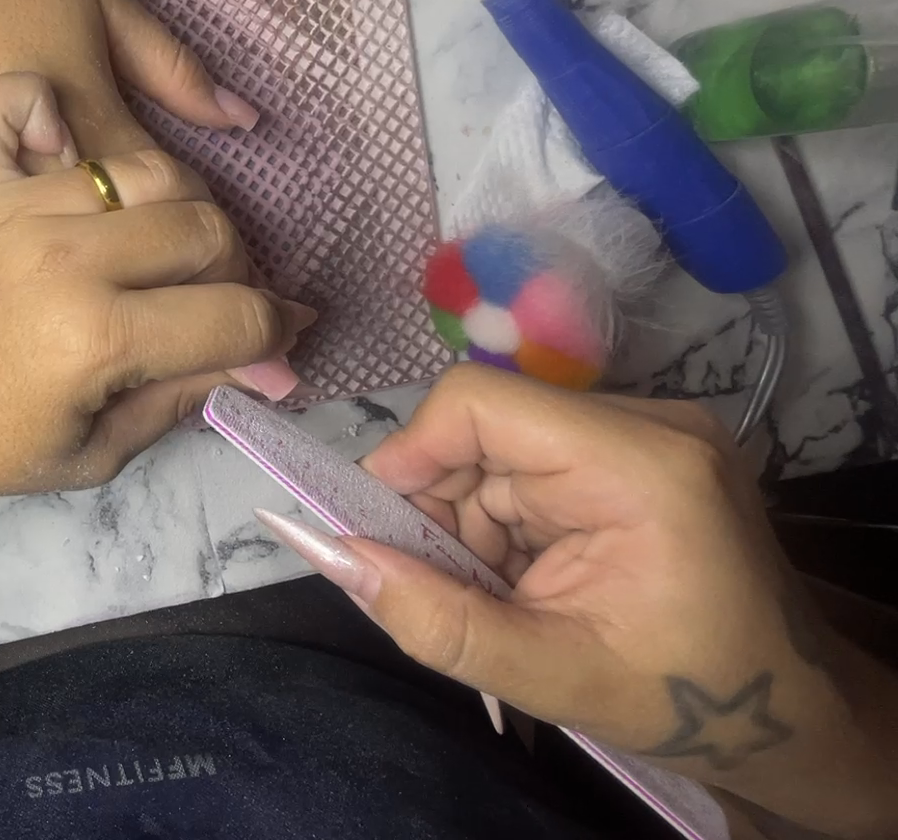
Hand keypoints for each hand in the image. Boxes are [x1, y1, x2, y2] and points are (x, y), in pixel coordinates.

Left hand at [0, 73, 309, 531]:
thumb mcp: (97, 452)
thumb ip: (184, 398)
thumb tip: (264, 358)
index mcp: (96, 338)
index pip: (236, 315)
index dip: (273, 334)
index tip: (273, 341)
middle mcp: (63, 257)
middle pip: (206, 228)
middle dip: (232, 272)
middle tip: (208, 300)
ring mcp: (14, 208)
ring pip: (144, 170)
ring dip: (171, 208)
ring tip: (153, 246)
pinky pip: (13, 103)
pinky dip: (43, 110)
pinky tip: (63, 154)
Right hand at [261, 365, 897, 836]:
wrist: (798, 717)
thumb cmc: (690, 703)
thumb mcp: (549, 676)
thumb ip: (430, 618)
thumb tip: (322, 549)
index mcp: (640, 466)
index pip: (474, 404)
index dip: (409, 454)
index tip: (385, 527)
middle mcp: (638, 423)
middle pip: (471, 426)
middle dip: (435, 502)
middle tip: (449, 578)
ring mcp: (632, 429)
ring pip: (478, 445)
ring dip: (458, 513)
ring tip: (494, 582)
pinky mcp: (618, 444)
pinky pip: (505, 456)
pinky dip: (485, 512)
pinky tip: (514, 564)